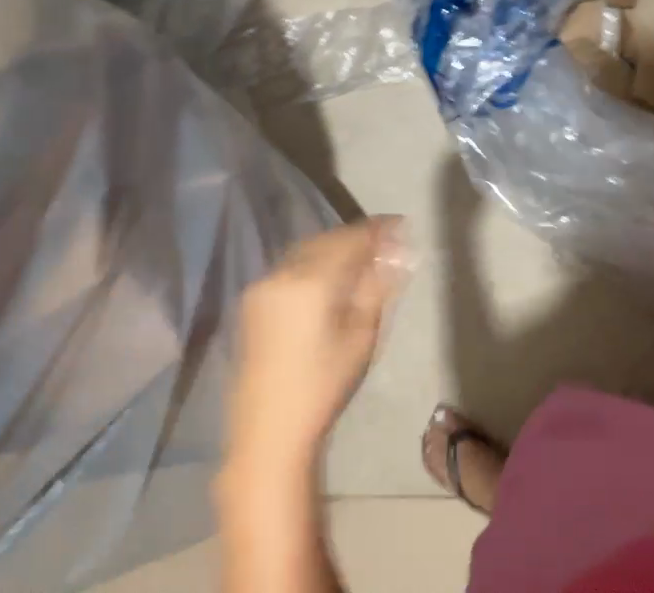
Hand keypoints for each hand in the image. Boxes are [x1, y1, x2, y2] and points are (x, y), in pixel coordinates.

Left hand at [226, 217, 407, 471]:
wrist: (268, 429)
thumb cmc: (325, 384)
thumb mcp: (362, 334)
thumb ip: (378, 284)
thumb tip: (399, 249)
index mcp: (312, 280)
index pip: (351, 238)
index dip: (378, 229)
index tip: (402, 224)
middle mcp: (282, 273)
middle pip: (326, 240)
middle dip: (355, 237)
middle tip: (385, 242)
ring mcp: (262, 286)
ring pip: (306, 251)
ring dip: (334, 248)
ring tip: (361, 258)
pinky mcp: (252, 302)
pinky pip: (290, 267)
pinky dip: (314, 263)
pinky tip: (330, 277)